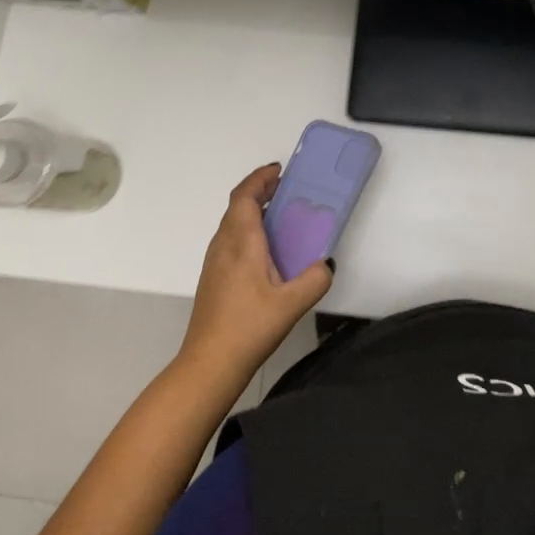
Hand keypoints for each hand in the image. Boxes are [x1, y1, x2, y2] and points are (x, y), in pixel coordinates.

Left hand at [181, 164, 333, 377]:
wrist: (209, 364)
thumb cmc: (248, 328)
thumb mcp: (291, 304)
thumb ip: (315, 279)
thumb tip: (325, 263)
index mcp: (241, 242)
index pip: (244, 196)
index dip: (260, 178)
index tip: (279, 170)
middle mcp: (223, 246)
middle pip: (237, 207)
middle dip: (259, 192)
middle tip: (286, 190)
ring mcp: (215, 263)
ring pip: (232, 225)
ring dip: (253, 212)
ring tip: (281, 218)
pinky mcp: (214, 279)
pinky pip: (231, 242)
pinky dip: (248, 232)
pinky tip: (267, 254)